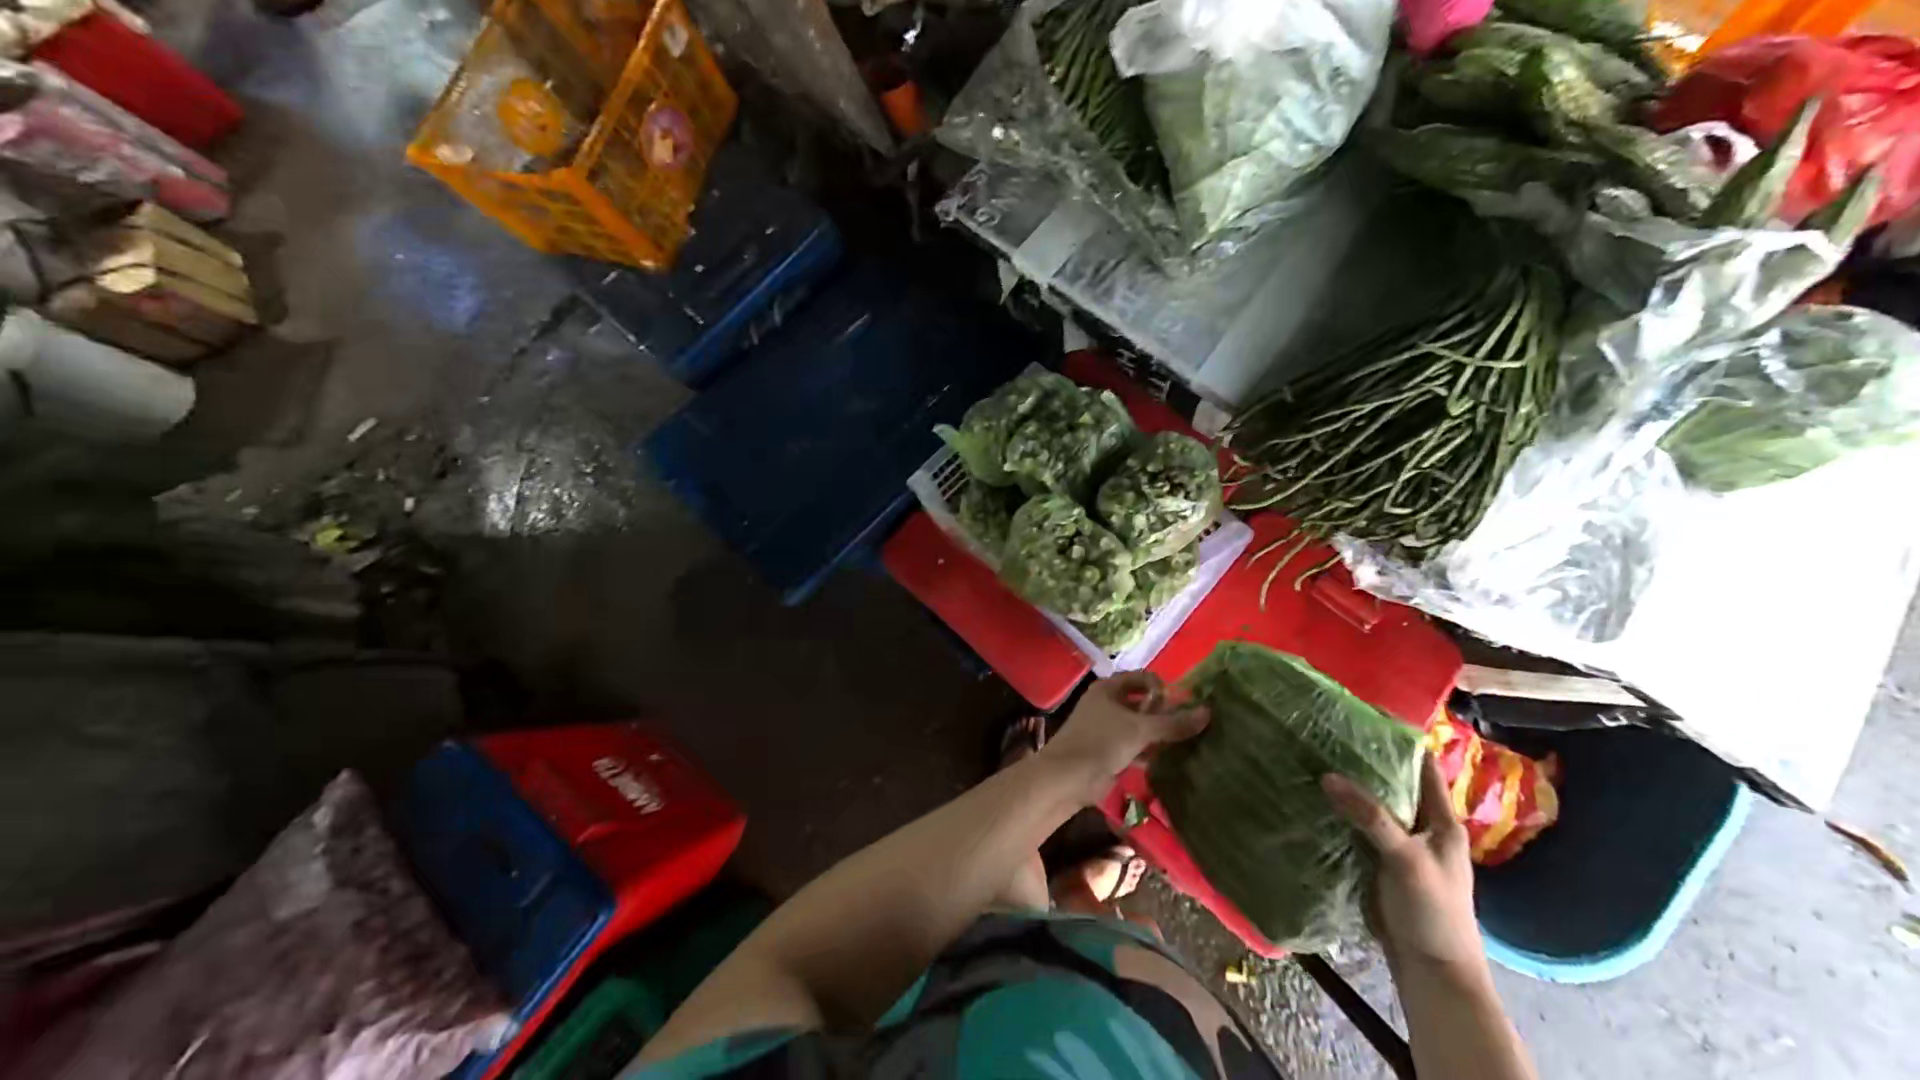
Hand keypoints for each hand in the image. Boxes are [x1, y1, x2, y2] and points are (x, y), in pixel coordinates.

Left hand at [1042, 672, 1208, 803]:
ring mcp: (1107, 729)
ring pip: (1140, 727)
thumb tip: (1208, 712)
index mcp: (1109, 688)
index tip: (1179, 706)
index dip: (1162, 688)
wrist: (1067, 777)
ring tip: (1186, 744)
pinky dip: (1150, 752)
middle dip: (1164, 713)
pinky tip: (1171, 761)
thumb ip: (1174, 723)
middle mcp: (1107, 704)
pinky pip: (1135, 747)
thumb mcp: (1140, 729)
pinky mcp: (1109, 752)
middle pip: (1143, 703)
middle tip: (1188, 727)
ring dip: (1159, 734)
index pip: (1143, 678)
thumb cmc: (1102, 741)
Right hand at [1322, 754, 1487, 984]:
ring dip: (1345, 786)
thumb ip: (1371, 816)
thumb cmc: (1433, 911)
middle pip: (1390, 781)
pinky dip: (1335, 812)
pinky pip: (1353, 828)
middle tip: (1323, 733)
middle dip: (1362, 758)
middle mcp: (1419, 825)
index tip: (1363, 713)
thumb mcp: (1406, 859)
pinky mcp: (1375, 862)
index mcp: (1440, 820)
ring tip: (1309, 758)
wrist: (1432, 970)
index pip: (1422, 765)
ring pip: (1369, 804)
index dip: (1399, 738)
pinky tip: (1309, 800)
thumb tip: (1327, 775)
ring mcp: (1396, 845)